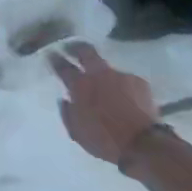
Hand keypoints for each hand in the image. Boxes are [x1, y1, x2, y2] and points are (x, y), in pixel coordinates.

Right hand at [48, 42, 161, 165]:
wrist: (140, 142)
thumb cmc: (103, 140)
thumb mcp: (77, 132)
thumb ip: (68, 112)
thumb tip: (65, 99)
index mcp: (80, 87)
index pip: (63, 67)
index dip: (55, 59)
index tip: (51, 53)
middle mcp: (100, 74)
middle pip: (86, 51)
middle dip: (76, 47)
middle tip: (72, 47)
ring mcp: (121, 75)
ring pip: (108, 69)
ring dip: (103, 77)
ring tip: (105, 91)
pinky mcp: (139, 81)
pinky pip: (125, 81)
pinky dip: (121, 88)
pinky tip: (125, 101)